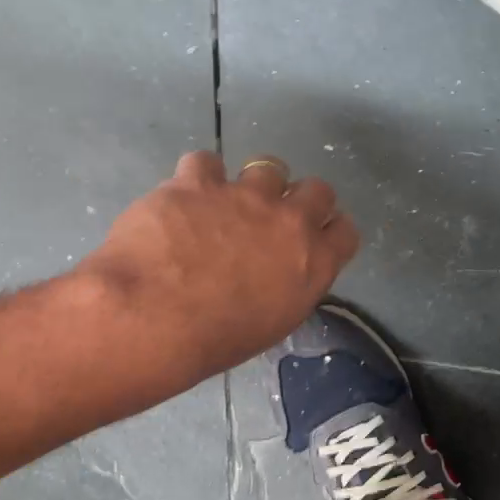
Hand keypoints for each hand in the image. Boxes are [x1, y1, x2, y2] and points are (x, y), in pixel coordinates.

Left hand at [76, 152, 360, 383]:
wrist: (153, 316)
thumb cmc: (217, 337)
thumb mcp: (275, 321)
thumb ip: (291, 285)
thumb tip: (281, 272)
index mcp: (316, 261)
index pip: (345, 231)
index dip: (330, 231)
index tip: (315, 239)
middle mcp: (290, 220)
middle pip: (318, 190)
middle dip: (301, 199)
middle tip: (276, 218)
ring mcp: (245, 196)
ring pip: (269, 167)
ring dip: (255, 184)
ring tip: (230, 203)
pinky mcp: (197, 182)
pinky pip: (207, 161)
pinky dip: (200, 175)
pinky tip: (188, 194)